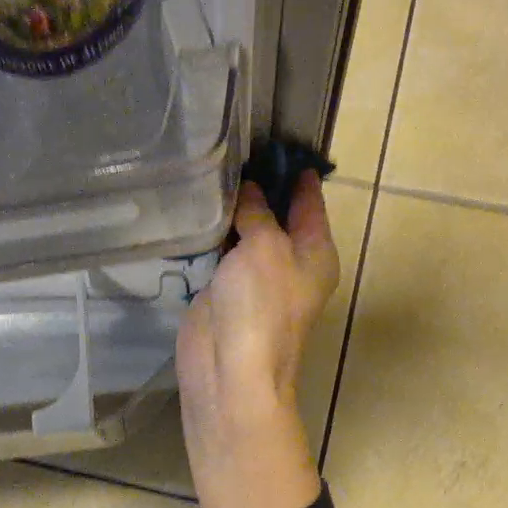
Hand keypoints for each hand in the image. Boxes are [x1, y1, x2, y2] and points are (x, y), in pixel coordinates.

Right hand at [178, 171, 339, 507]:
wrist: (229, 374)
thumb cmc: (261, 310)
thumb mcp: (266, 249)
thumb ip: (257, 213)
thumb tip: (247, 190)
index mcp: (315, 251)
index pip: (309, 198)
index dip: (294, 168)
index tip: (274, 133)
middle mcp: (288, 261)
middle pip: (275, 212)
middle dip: (258, 182)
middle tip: (231, 139)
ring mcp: (254, 277)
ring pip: (244, 231)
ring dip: (230, 207)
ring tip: (208, 163)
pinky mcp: (221, 291)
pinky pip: (218, 252)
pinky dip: (208, 232)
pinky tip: (192, 205)